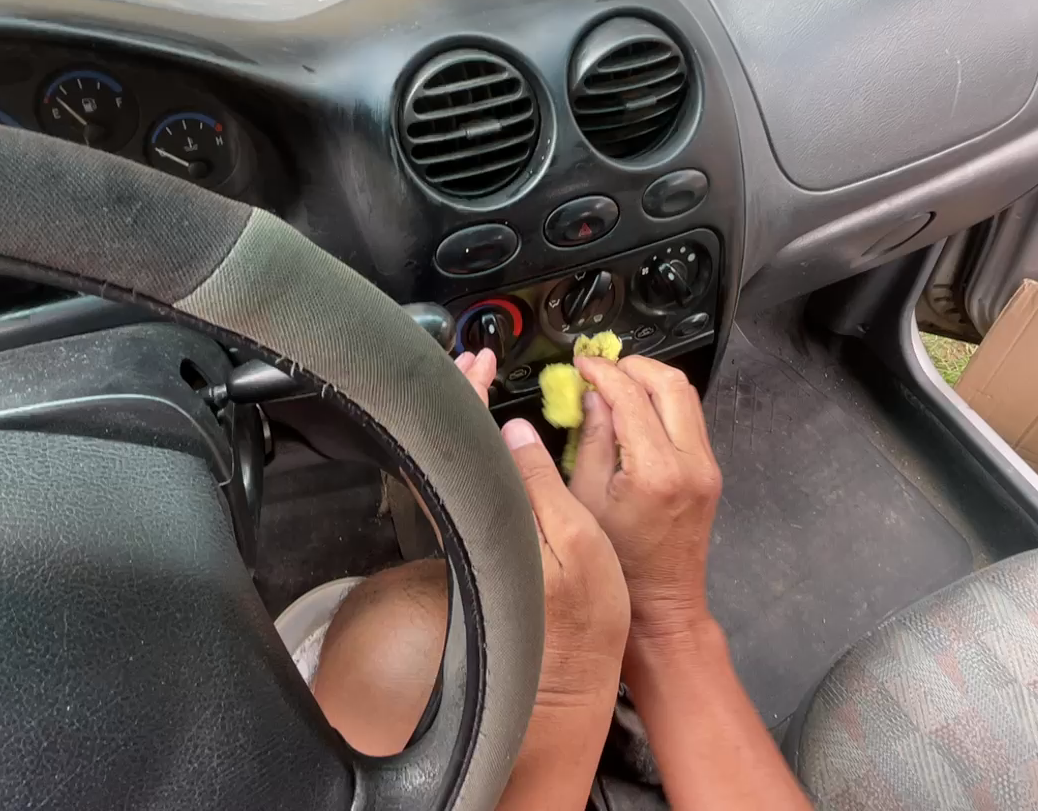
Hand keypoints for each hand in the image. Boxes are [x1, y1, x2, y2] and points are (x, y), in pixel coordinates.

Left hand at [456, 346, 628, 697]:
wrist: (569, 677)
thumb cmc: (584, 618)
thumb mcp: (577, 543)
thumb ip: (541, 485)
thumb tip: (514, 433)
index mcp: (496, 511)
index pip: (468, 437)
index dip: (469, 393)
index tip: (479, 362)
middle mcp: (474, 518)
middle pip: (453, 443)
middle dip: (459, 393)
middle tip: (474, 360)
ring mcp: (476, 531)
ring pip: (458, 458)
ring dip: (464, 414)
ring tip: (476, 380)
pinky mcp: (486, 542)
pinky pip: (471, 476)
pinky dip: (476, 442)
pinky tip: (487, 430)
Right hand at [569, 355, 720, 646]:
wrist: (662, 602)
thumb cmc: (619, 562)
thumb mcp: (586, 499)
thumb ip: (591, 440)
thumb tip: (591, 397)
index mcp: (656, 472)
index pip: (631, 397)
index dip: (603, 372)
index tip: (582, 364)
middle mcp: (690, 463)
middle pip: (670, 383)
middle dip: (633, 365)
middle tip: (603, 366)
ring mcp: (706, 466)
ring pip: (686, 395)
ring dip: (651, 379)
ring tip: (617, 382)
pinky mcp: (709, 470)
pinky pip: (689, 416)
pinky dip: (663, 401)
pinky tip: (636, 407)